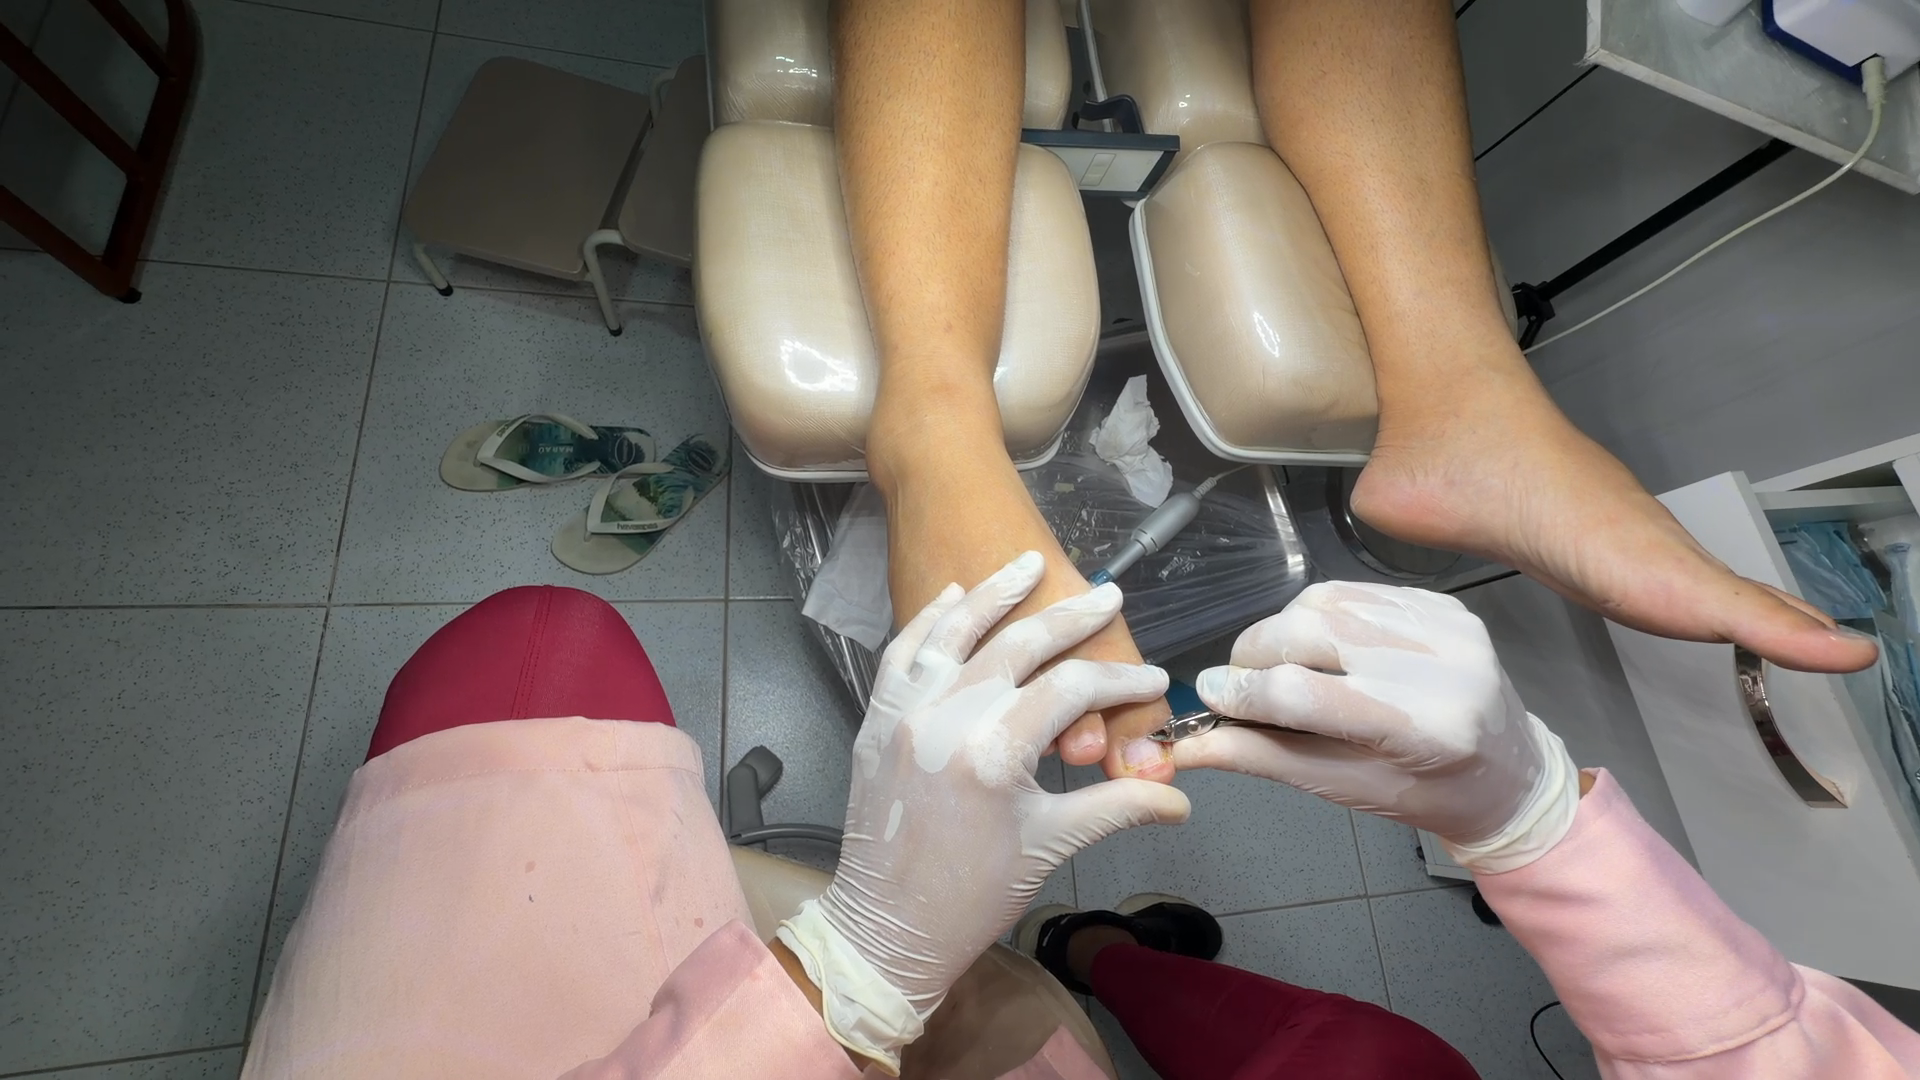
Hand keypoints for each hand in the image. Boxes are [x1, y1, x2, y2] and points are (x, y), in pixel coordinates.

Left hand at [776, 552, 1191, 1069]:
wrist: (885, 927)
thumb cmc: (974, 895)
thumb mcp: (1051, 845)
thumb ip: (1117, 805)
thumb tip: (1181, 796)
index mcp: (993, 753)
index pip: (1070, 691)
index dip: (1120, 682)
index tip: (1154, 680)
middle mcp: (944, 717)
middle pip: (1018, 645)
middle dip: (1071, 618)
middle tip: (1108, 593)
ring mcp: (903, 711)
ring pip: (954, 632)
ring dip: (994, 592)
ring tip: (1029, 562)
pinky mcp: (877, 716)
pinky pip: (902, 651)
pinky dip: (929, 619)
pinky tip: (953, 593)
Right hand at [1159, 581, 1579, 873]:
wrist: (1511, 773)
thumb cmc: (1422, 795)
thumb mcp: (1340, 788)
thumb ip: (1259, 757)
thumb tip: (1185, 744)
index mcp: (1422, 729)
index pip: (1300, 694)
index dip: (1242, 693)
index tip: (1211, 697)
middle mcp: (1440, 665)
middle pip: (1304, 632)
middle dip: (1253, 655)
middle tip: (1244, 683)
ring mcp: (1444, 625)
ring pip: (1318, 601)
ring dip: (1280, 630)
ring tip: (1282, 663)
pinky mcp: (1441, 602)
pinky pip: (1349, 590)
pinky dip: (1315, 614)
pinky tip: (1320, 644)